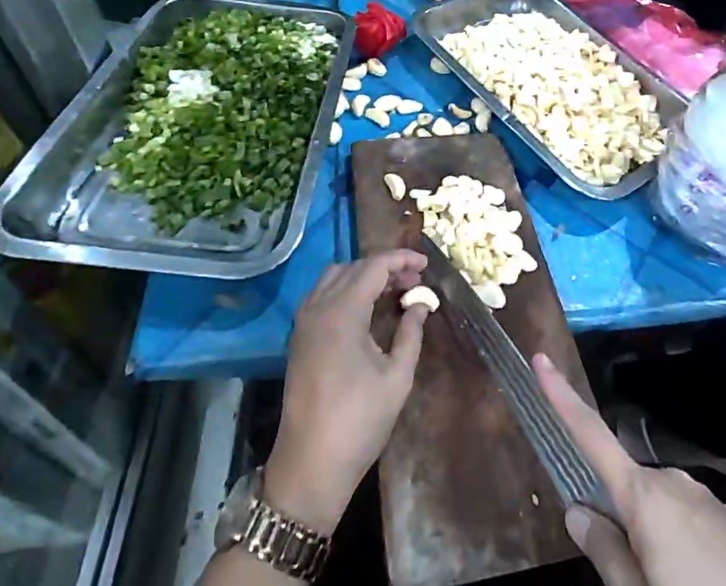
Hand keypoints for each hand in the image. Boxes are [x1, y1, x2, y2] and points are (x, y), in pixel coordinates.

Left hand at [267, 251, 429, 531]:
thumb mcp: (397, 377)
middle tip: (414, 282)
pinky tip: (367, 308)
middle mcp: (318, 309)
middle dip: (385, 267)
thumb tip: (420, 303)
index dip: (401, 260)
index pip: (373, 267)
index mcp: (342, 313)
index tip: (426, 265)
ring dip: (363, 276)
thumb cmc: (359, 422)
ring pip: (334, 277)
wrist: (310, 465)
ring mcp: (304, 324)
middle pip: (353, 268)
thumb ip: (411, 333)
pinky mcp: (299, 338)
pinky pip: (322, 296)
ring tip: (393, 291)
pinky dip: (346, 290)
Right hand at [534, 354, 725, 585]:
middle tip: (626, 566)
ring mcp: (705, 495)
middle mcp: (673, 481)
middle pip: (625, 485)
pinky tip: (695, 577)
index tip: (542, 359)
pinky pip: (687, 515)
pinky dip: (679, 538)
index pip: (591, 436)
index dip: (563, 397)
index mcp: (643, 496)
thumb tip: (577, 510)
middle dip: (615, 513)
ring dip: (649, 531)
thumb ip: (605, 550)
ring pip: (658, 503)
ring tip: (666, 579)